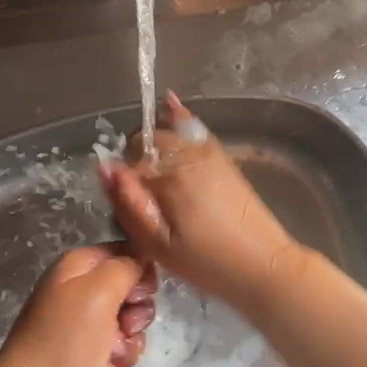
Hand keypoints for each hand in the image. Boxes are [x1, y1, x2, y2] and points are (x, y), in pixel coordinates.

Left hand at [0, 245, 157, 366]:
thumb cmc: (65, 341)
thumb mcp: (100, 291)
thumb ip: (127, 266)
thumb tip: (141, 261)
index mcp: (78, 267)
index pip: (126, 254)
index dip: (140, 275)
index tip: (139, 296)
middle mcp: (77, 293)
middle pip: (130, 296)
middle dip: (134, 319)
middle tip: (124, 330)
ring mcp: (78, 329)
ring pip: (126, 332)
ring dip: (124, 350)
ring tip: (105, 363)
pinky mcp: (80, 361)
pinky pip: (113, 361)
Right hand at [99, 93, 305, 312]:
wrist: (261, 263)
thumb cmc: (205, 261)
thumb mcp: (158, 245)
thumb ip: (130, 203)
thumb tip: (105, 165)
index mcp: (168, 174)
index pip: (128, 160)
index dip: (123, 180)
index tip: (131, 203)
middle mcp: (186, 152)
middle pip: (146, 141)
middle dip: (136, 159)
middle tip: (145, 196)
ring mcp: (206, 149)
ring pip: (167, 132)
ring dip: (154, 143)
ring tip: (157, 175)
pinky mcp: (220, 153)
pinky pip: (192, 126)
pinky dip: (178, 116)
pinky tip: (169, 104)